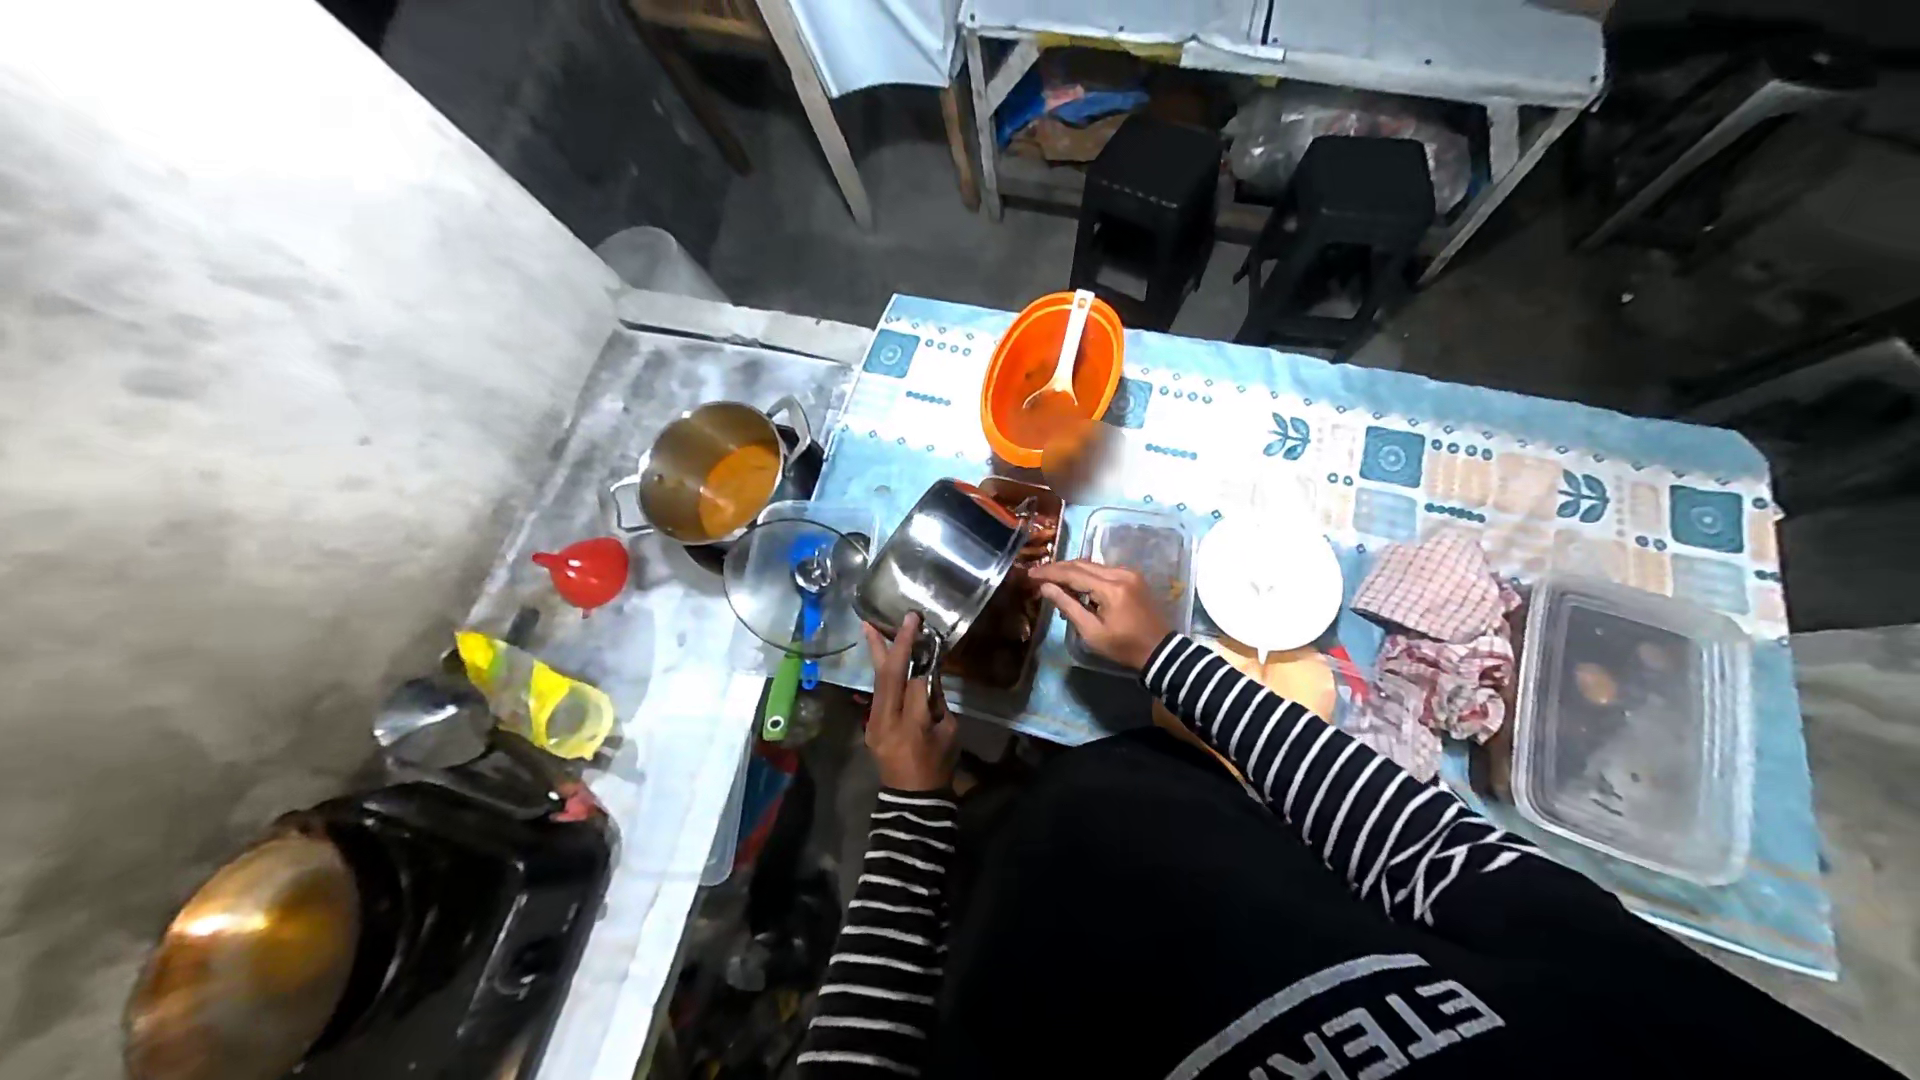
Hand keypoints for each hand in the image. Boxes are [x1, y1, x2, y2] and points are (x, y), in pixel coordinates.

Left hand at [862, 613, 957, 791]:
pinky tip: (878, 652)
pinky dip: (880, 670)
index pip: (916, 685)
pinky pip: (876, 691)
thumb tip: (928, 675)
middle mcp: (886, 722)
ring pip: (877, 680)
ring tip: (869, 624)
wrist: (912, 800)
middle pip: (890, 677)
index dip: (925, 665)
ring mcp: (873, 724)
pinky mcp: (870, 725)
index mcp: (911, 727)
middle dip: (897, 645)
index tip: (930, 641)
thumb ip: (937, 702)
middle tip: (905, 619)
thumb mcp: (949, 734)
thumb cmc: (938, 767)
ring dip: (877, 651)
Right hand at [1030, 560, 1170, 671]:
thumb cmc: (1123, 646)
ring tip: (1052, 579)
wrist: (1159, 650)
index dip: (1049, 573)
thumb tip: (1045, 587)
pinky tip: (1074, 583)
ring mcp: (1128, 573)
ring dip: (1071, 570)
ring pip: (1092, 565)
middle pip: (1082, 564)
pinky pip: (1103, 570)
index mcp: (1111, 588)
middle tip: (1037, 574)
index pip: (1073, 573)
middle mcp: (1120, 573)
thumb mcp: (1092, 632)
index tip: (1031, 574)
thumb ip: (1068, 606)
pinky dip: (1086, 574)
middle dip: (1058, 568)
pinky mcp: (1132, 577)